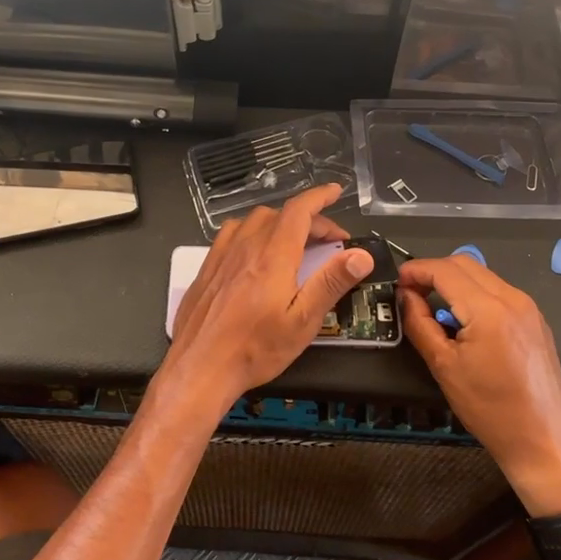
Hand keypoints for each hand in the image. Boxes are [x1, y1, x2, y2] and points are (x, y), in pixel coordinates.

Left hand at [164, 184, 373, 410]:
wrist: (200, 367)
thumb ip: (331, 283)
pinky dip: (254, 230)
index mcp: (273, 256)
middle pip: (280, 215)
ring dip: (280, 222)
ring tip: (296, 242)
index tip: (336, 191)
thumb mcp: (303, 321)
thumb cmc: (255, 349)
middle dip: (309, 219)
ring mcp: (222, 254)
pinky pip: (233, 233)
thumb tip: (360, 254)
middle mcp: (246, 246)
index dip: (320, 197)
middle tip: (329, 241)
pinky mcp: (208, 267)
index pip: (299, 210)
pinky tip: (256, 250)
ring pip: (255, 220)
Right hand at [398, 254, 560, 515]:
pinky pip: (499, 290)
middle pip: (464, 263)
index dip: (416, 270)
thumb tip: (405, 296)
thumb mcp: (443, 366)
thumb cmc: (488, 408)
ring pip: (482, 274)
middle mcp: (512, 298)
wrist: (543, 442)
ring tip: (435, 306)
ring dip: (455, 281)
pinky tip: (464, 319)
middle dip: (434, 270)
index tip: (397, 283)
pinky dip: (475, 293)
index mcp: (489, 310)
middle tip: (412, 292)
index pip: (444, 269)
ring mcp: (528, 307)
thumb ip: (419, 323)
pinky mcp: (535, 319)